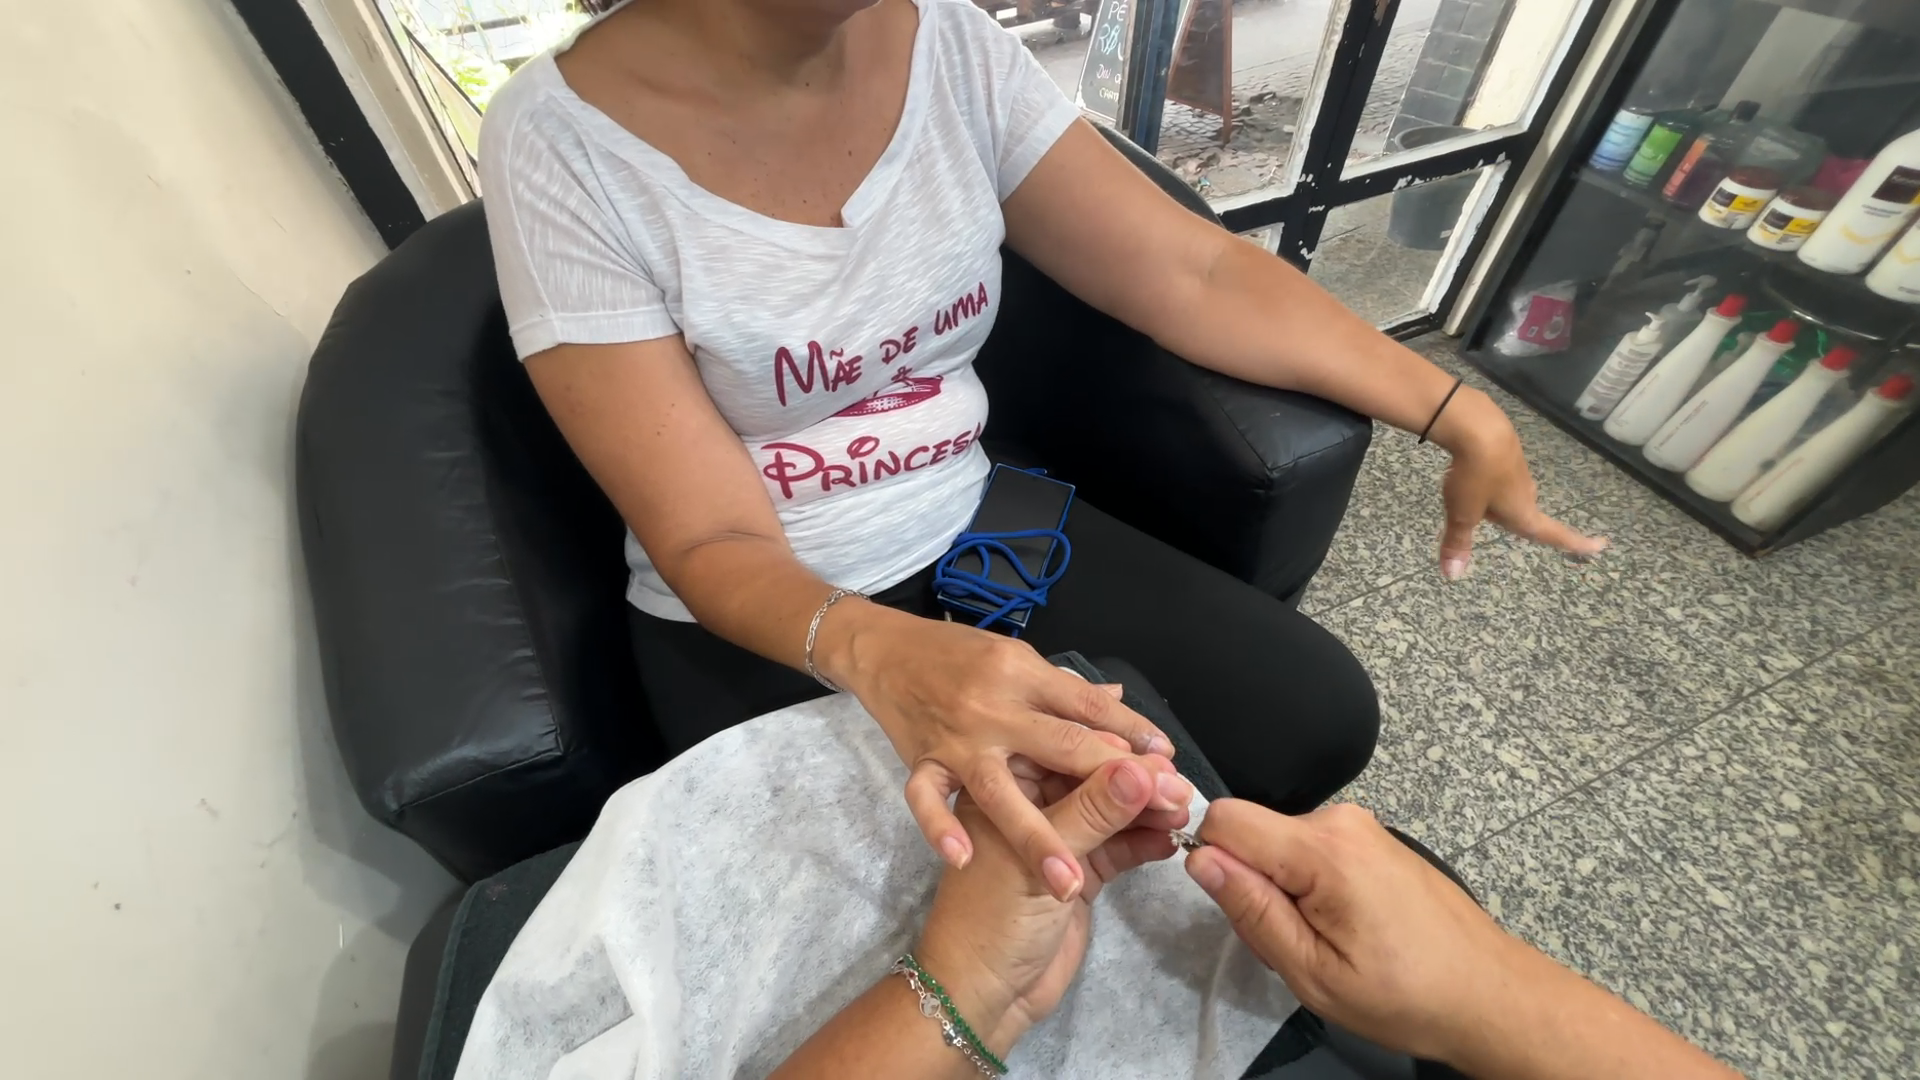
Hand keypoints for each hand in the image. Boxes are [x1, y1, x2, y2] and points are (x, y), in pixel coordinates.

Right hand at [818, 604, 1190, 899]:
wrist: (884, 649)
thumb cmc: (956, 652)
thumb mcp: (1014, 659)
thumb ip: (1061, 688)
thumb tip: (1115, 703)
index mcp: (1021, 672)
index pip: (1086, 705)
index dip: (1131, 732)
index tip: (1169, 760)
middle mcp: (993, 706)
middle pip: (1061, 745)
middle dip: (1113, 780)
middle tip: (1160, 813)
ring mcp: (955, 738)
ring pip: (1000, 789)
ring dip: (1034, 835)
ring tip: (1069, 883)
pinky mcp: (920, 760)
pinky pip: (926, 799)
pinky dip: (939, 827)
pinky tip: (963, 857)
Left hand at [914, 755, 1186, 1054]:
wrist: (982, 995)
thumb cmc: (992, 913)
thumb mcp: (1041, 859)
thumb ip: (1092, 812)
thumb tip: (1141, 770)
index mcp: (1005, 782)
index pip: (1062, 751)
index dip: (1111, 751)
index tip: (1158, 757)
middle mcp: (1032, 801)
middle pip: (1091, 779)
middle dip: (1135, 782)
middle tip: (1180, 787)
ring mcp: (1059, 837)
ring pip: (1109, 813)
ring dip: (1144, 812)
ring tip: (1182, 812)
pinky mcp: (1080, 869)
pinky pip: (1116, 847)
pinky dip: (1142, 843)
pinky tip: (1169, 840)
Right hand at [1184, 800, 1534, 1064]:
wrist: (1499, 998)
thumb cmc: (1408, 998)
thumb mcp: (1315, 974)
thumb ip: (1252, 911)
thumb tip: (1198, 858)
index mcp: (1321, 848)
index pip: (1225, 817)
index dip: (1213, 858)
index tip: (1242, 908)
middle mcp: (1337, 818)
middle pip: (1251, 832)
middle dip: (1251, 884)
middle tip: (1292, 944)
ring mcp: (1357, 822)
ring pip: (1276, 841)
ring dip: (1280, 887)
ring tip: (1323, 940)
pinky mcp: (1368, 834)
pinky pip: (1307, 844)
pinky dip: (1306, 880)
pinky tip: (1343, 924)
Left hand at [1429, 387, 1606, 579]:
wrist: (1479, 429)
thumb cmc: (1475, 477)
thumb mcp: (1461, 514)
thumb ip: (1458, 543)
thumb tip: (1453, 576)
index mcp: (1523, 512)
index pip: (1553, 534)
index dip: (1574, 544)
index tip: (1599, 546)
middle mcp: (1526, 493)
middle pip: (1530, 514)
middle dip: (1529, 525)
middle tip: (1536, 533)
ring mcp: (1518, 471)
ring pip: (1516, 494)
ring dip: (1508, 505)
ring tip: (1497, 512)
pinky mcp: (1505, 454)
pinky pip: (1501, 476)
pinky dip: (1495, 484)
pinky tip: (1482, 479)